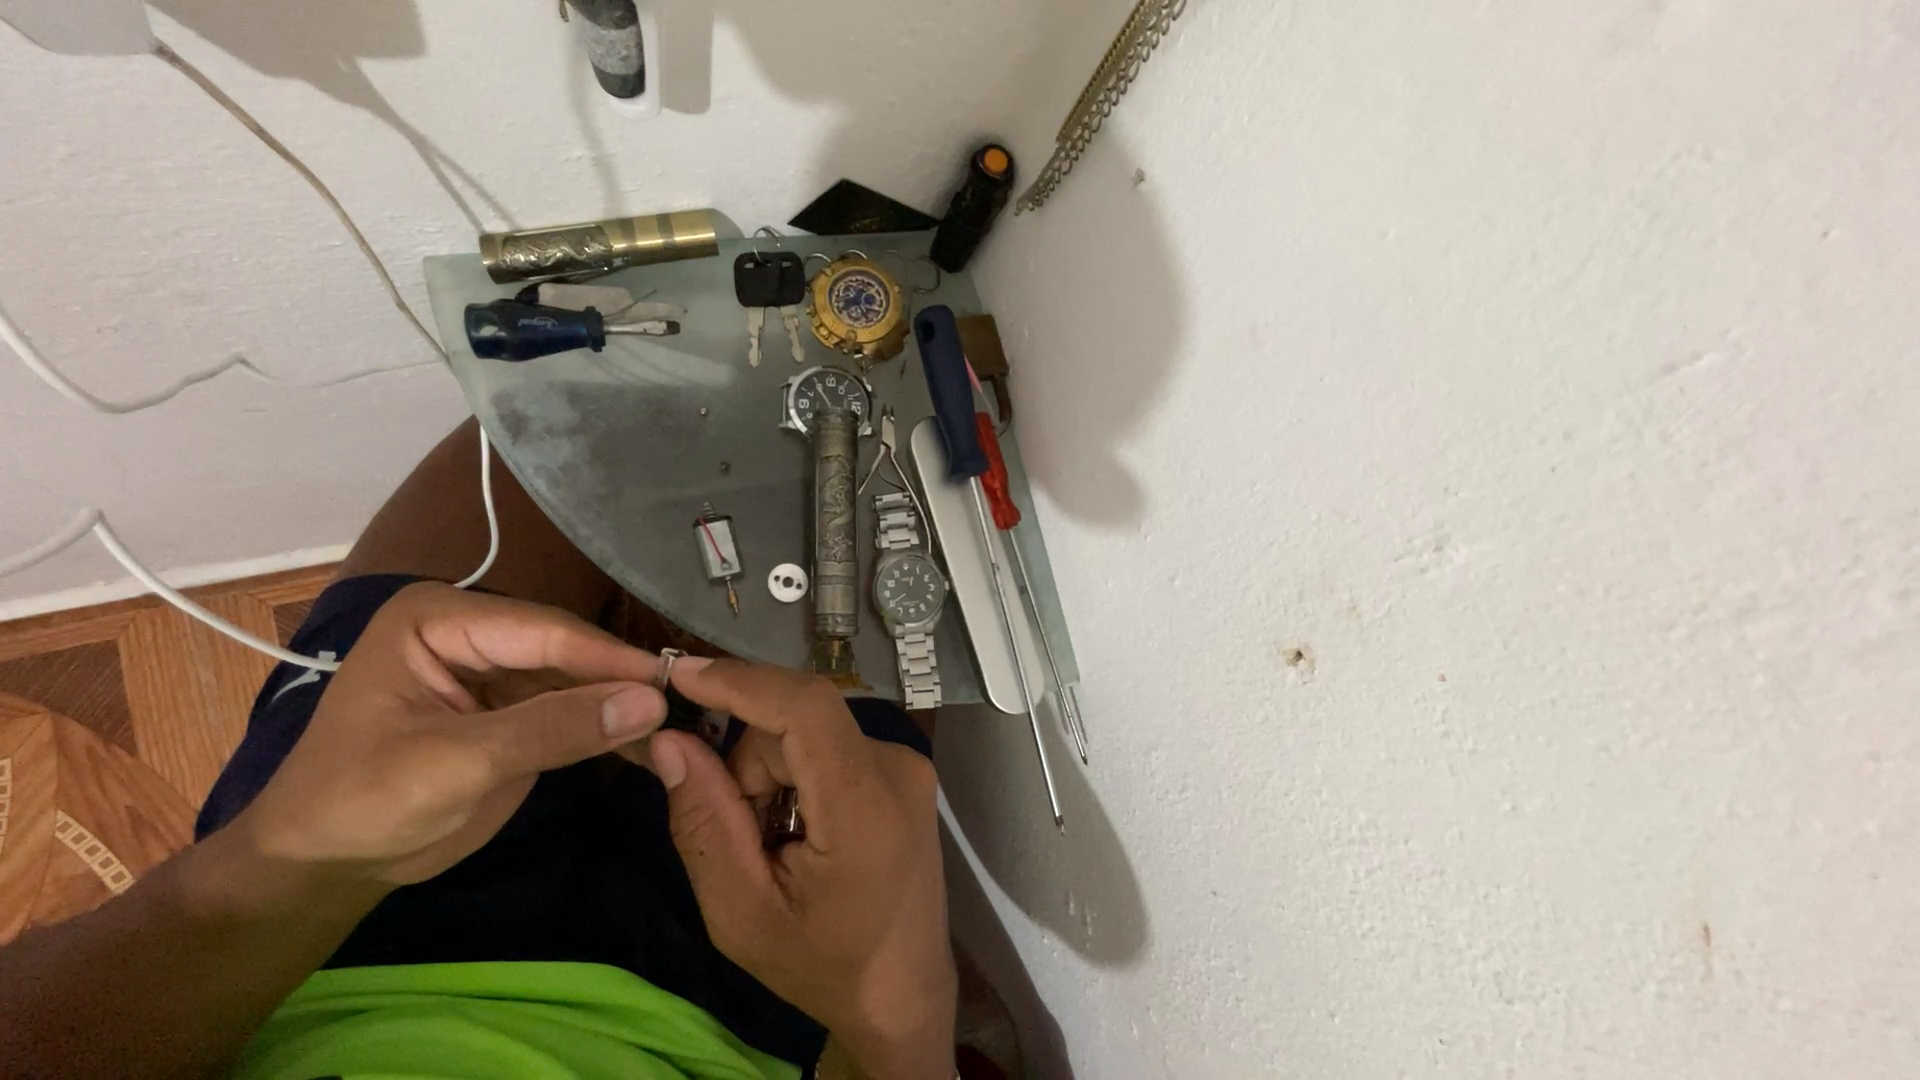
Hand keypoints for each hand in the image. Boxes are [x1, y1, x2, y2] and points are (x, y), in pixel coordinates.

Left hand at [228, 582, 666, 885]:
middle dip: (625, 681)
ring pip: (584, 680)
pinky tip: (655, 744)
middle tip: (690, 704)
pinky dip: (613, 729)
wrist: (325, 867)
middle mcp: (478, 633)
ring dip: (626, 707)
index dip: (612, 659)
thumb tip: (650, 704)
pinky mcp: (521, 709)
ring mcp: (502, 671)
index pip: (546, 632)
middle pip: (572, 652)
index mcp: (442, 621)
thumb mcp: (455, 765)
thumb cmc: (360, 803)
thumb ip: (552, 729)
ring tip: (685, 726)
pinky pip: (579, 711)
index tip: (675, 683)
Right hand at [652, 660, 956, 1079]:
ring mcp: (907, 766)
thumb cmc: (825, 965)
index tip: (679, 675)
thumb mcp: (742, 914)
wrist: (904, 993)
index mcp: (865, 805)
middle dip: (748, 765)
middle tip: (743, 836)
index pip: (805, 707)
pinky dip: (798, 778)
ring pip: (809, 735)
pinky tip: (801, 835)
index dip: (741, 682)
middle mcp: (897, 766)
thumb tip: (670, 740)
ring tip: (777, 847)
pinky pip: (831, 748)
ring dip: (772, 776)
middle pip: (796, 725)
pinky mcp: (904, 772)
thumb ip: (704, 822)